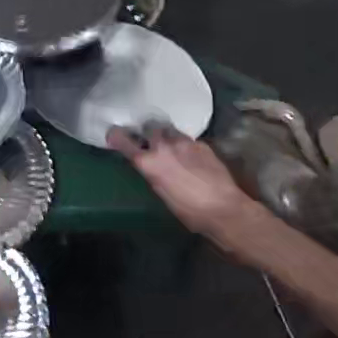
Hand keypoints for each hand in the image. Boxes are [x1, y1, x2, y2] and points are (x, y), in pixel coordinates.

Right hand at [108, 123, 269, 250]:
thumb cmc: (188, 210)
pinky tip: (190, 157)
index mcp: (148, 161)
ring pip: (169, 130)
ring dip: (167, 136)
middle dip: (148, 132)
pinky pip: (187, 139)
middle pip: (149, 127)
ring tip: (171, 146)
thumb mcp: (160, 192)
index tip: (114, 134)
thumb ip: (151, 171)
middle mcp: (163, 146)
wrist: (223, 208)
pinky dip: (184, 145)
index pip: (123, 139)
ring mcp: (184, 142)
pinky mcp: (202, 144)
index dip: (116, 135)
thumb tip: (149, 164)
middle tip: (149, 140)